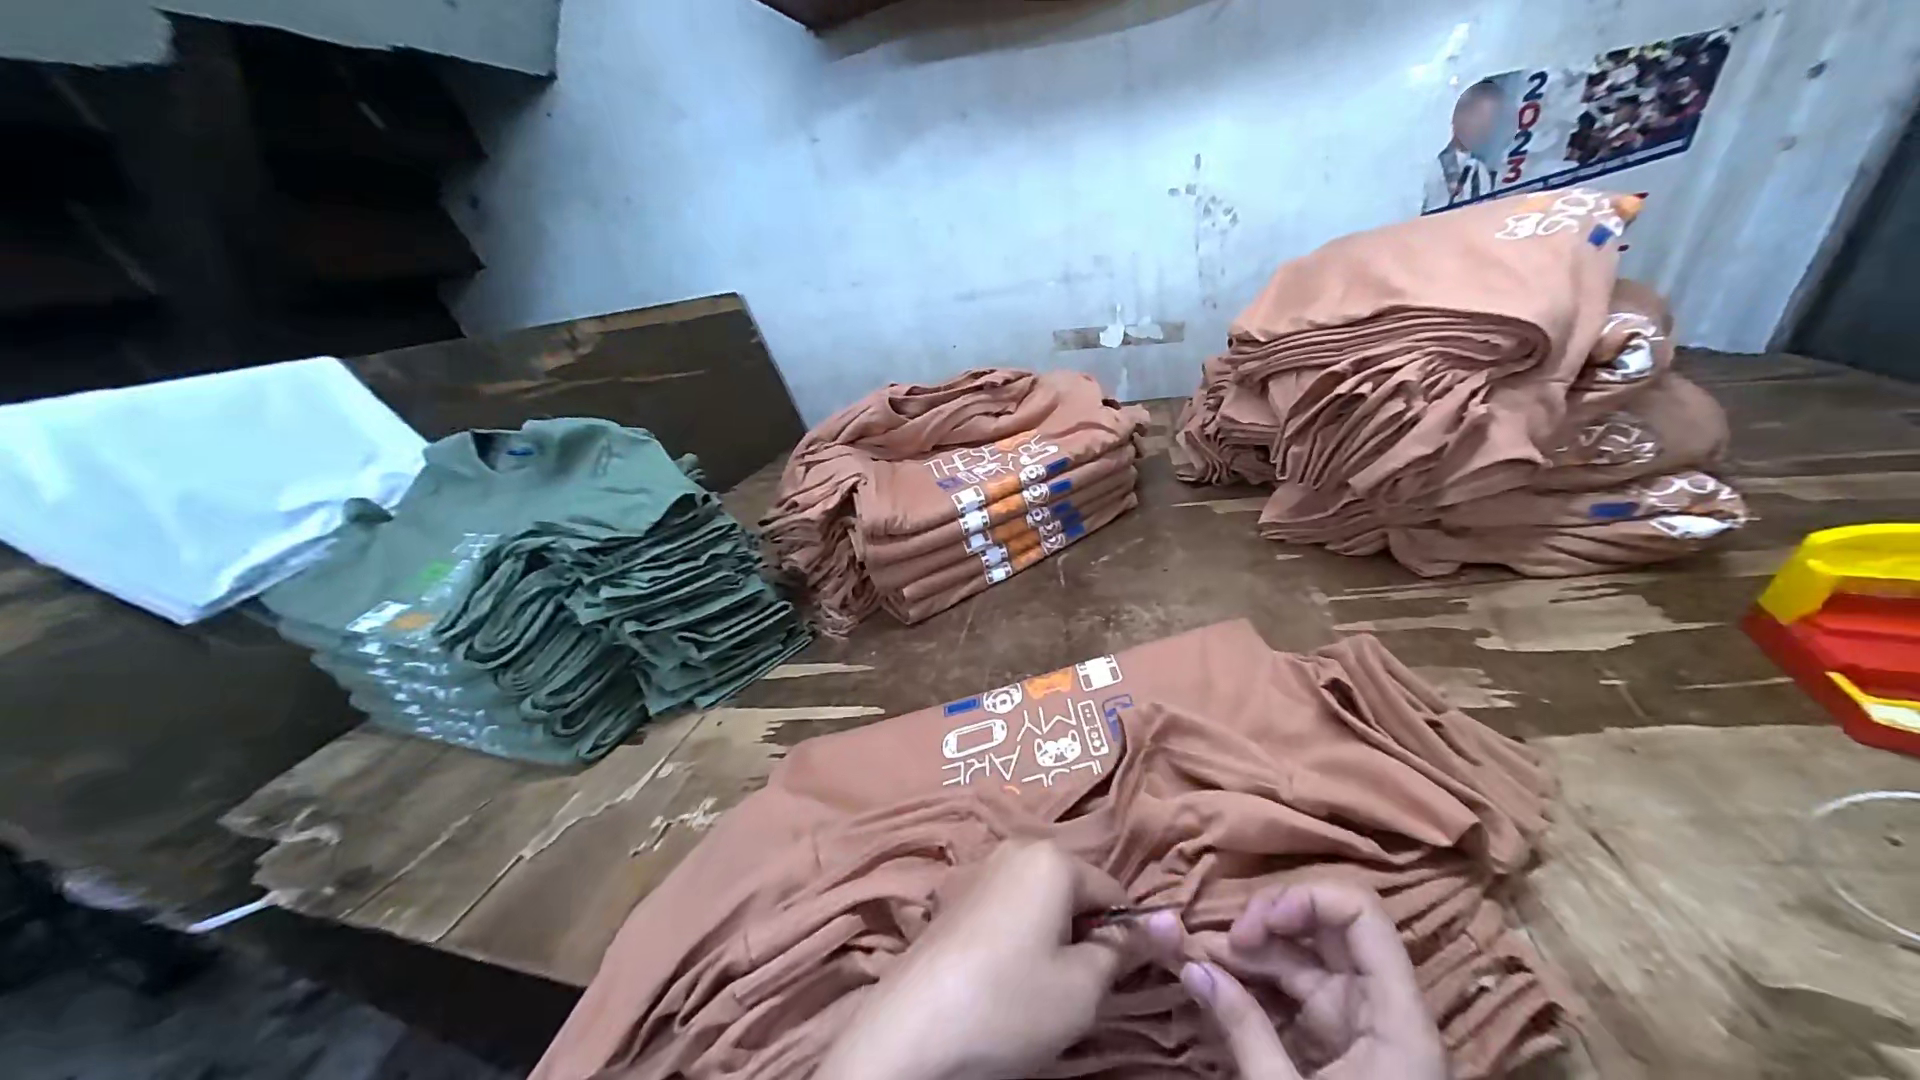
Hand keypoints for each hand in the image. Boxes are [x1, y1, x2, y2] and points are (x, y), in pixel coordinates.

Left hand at [816, 841, 1130, 1079]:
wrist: (912, 1031)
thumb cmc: (1011, 1003)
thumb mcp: (1084, 987)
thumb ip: (1125, 949)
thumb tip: (1162, 923)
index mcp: (1051, 858)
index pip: (1114, 892)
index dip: (1125, 937)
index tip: (1119, 979)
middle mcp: (1014, 848)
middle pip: (1074, 890)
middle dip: (1084, 932)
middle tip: (1075, 985)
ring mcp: (978, 869)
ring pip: (1039, 900)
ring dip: (1051, 936)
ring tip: (1036, 985)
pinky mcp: (952, 897)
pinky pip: (1006, 907)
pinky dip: (1017, 935)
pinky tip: (1001, 977)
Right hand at [1150, 883, 1447, 1079]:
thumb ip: (1242, 1028)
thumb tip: (1190, 965)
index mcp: (1396, 1019)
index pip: (1361, 915)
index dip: (1305, 900)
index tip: (1255, 925)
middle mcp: (1381, 1008)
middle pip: (1325, 928)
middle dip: (1264, 922)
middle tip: (1215, 942)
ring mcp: (1358, 1024)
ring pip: (1304, 957)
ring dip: (1250, 951)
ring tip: (1199, 958)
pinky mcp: (1337, 1044)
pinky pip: (1295, 991)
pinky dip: (1256, 980)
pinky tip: (1219, 980)